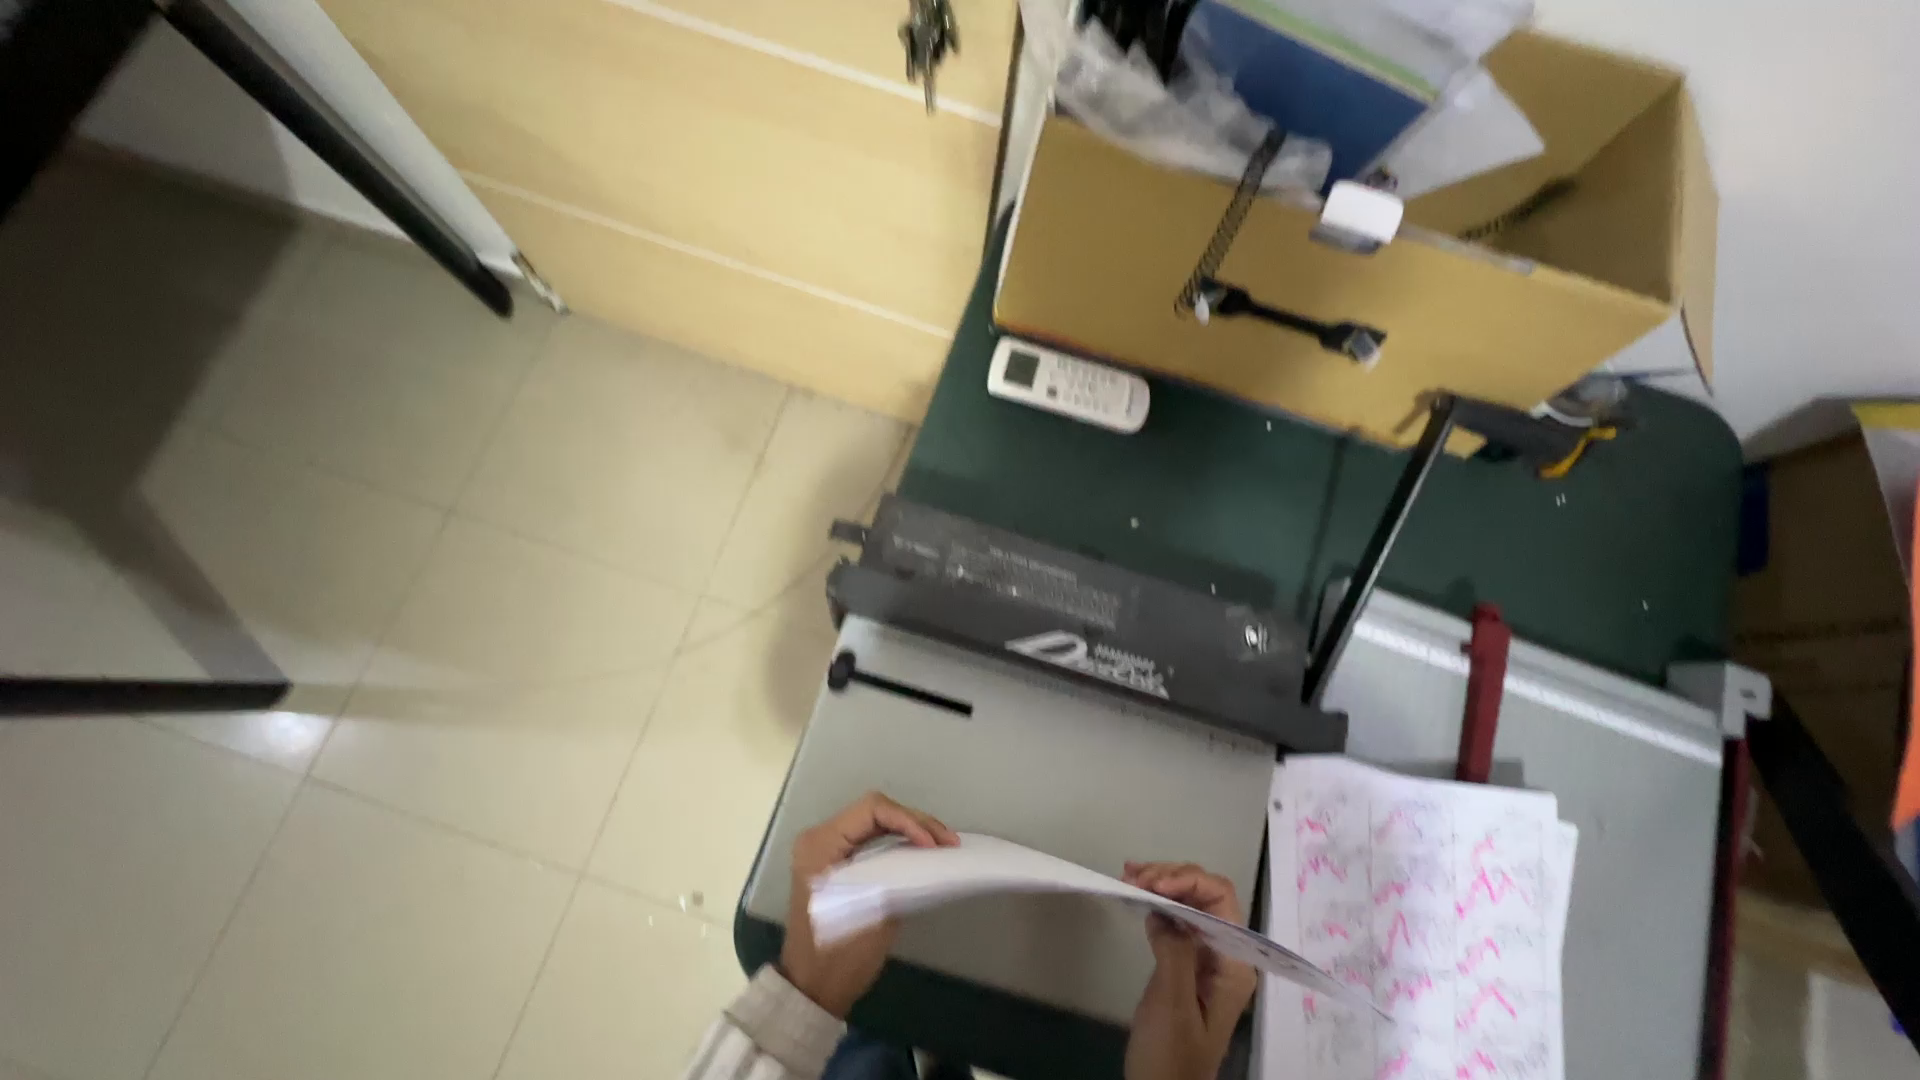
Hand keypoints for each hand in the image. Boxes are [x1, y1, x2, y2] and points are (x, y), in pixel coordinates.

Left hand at [780, 791, 959, 1017]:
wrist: (811, 989)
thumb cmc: (838, 957)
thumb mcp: (874, 914)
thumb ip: (898, 875)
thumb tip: (927, 856)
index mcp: (821, 845)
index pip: (872, 810)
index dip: (908, 821)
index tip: (933, 845)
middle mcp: (820, 837)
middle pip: (876, 811)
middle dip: (916, 822)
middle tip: (949, 841)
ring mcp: (827, 847)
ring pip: (877, 821)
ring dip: (911, 828)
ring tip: (942, 844)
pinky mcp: (838, 859)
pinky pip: (872, 837)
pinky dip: (898, 840)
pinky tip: (923, 850)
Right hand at [1121, 862, 1259, 1079]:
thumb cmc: (1170, 1056)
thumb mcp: (1172, 1004)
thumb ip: (1174, 951)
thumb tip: (1162, 910)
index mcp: (1234, 963)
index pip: (1222, 899)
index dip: (1189, 881)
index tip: (1153, 885)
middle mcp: (1226, 953)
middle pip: (1206, 894)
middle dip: (1172, 877)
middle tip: (1133, 877)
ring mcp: (1206, 956)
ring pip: (1190, 901)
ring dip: (1161, 882)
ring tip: (1129, 875)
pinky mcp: (1186, 960)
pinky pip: (1177, 917)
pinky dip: (1156, 899)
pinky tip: (1135, 889)